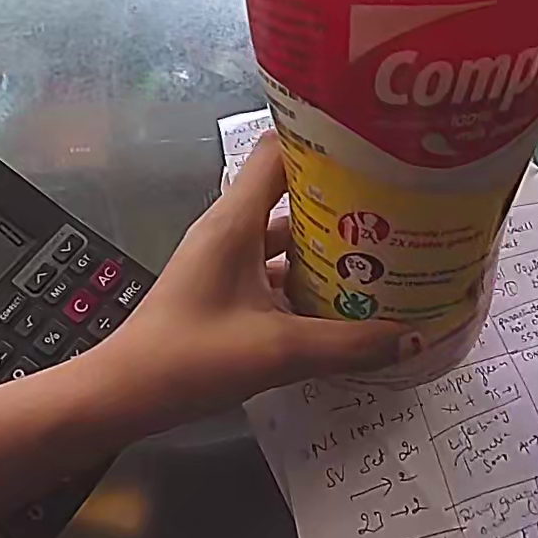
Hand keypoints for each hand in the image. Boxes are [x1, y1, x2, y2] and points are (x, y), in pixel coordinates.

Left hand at [100, 133, 414, 421]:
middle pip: (289, 191)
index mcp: (235, 220)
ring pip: (284, 234)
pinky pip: (274, 266)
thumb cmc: (190, 358)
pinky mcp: (226, 285)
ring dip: (327, 240)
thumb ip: (348, 345)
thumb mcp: (278, 351)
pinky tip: (340, 296)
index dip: (324, 142)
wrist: (123, 395)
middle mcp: (231, 228)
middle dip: (340, 196)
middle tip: (394, 203)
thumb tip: (415, 339)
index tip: (373, 149)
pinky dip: (306, 274)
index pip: (278, 152)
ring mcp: (226, 257)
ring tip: (380, 248)